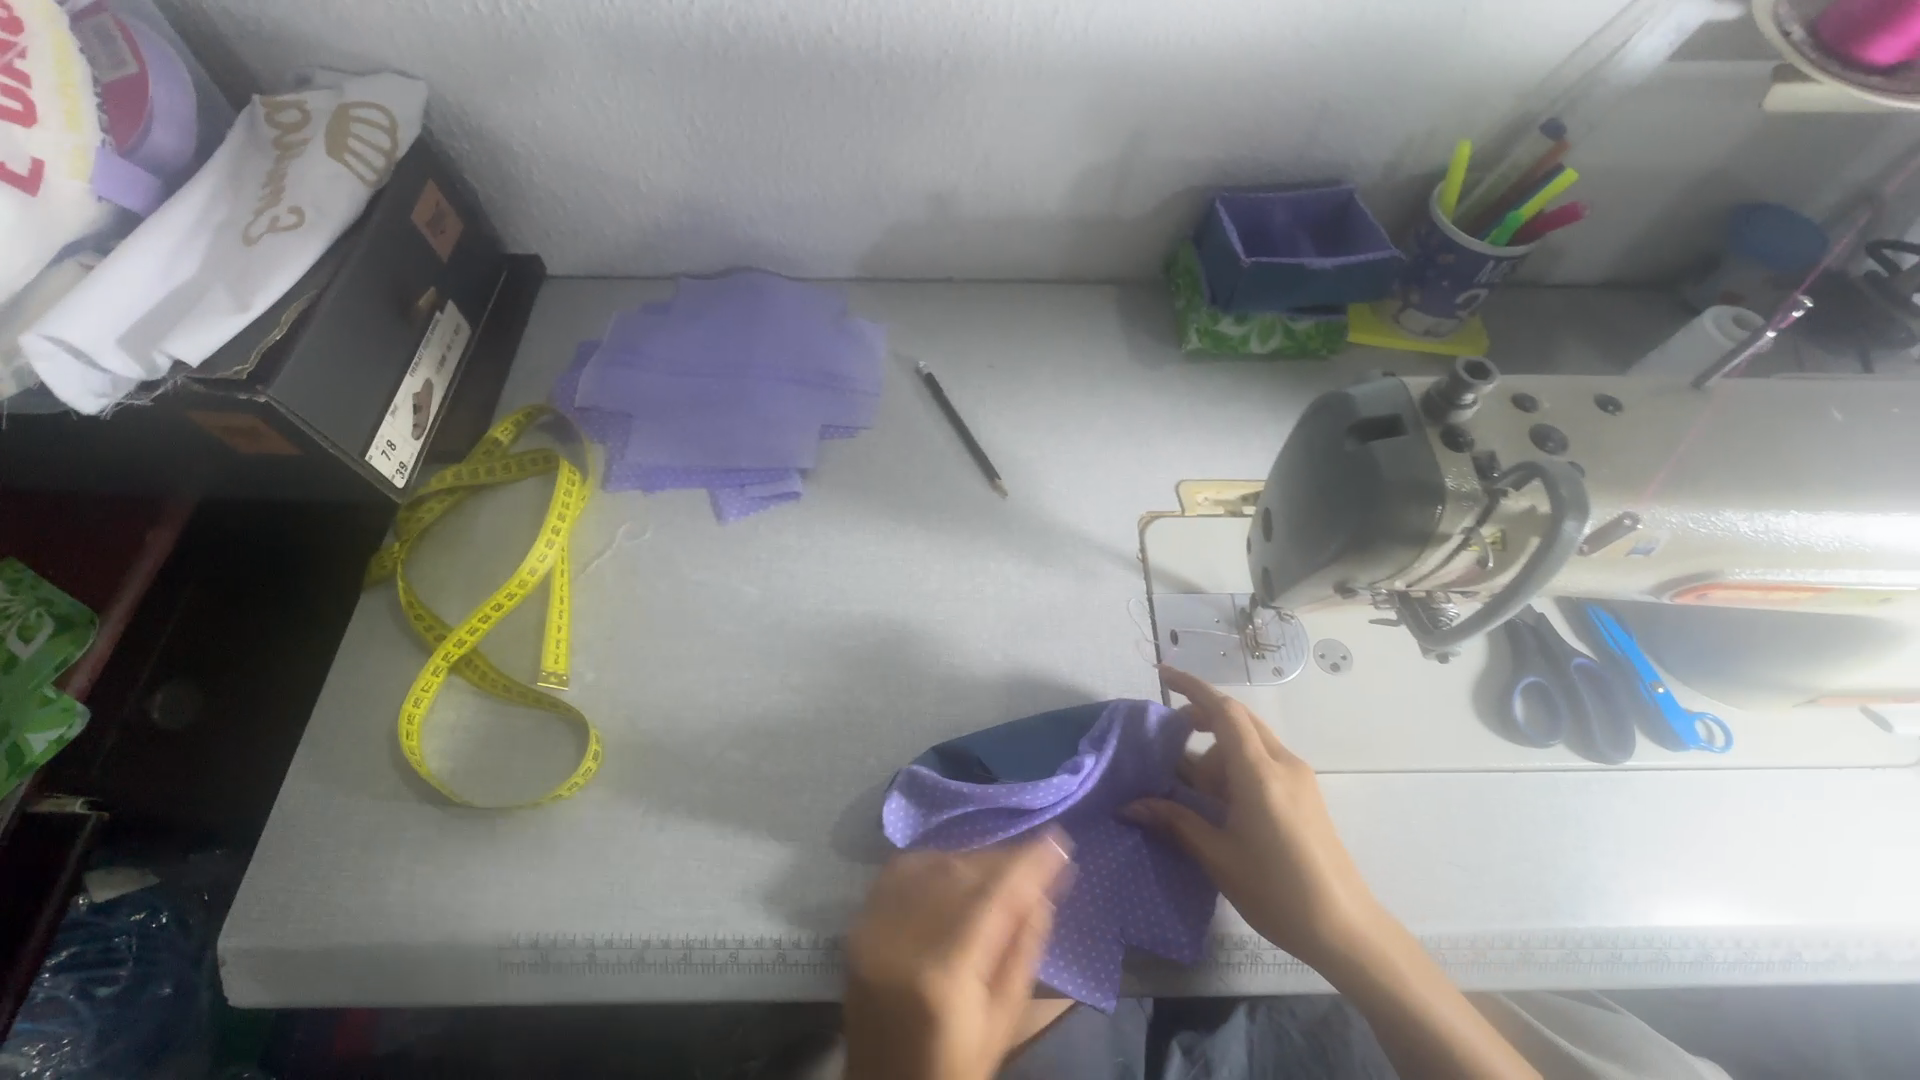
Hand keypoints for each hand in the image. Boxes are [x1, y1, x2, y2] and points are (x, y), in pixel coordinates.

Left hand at [844, 831, 1073, 1079]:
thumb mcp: (1003, 1019)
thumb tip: (1042, 889)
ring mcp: (872, 929)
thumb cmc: (954, 1068)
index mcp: (943, 974)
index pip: (992, 897)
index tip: (1058, 841)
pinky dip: (933, 862)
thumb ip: (1022, 949)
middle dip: (1003, 859)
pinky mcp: (857, 927)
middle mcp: (901, 940)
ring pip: (931, 865)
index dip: (1027, 864)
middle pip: (961, 873)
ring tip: (1001, 867)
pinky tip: (956, 869)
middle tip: (1036, 858)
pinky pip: (899, 872)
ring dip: (971, 858)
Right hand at [1124, 665, 1384, 971]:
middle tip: (1169, 746)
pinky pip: (1264, 761)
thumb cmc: (1277, 892)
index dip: (1192, 688)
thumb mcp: (1218, 857)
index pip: (1224, 712)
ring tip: (1196, 796)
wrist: (1345, 928)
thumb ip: (1175, 821)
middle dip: (1201, 721)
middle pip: (1238, 720)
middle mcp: (1283, 764)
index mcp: (1259, 773)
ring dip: (1218, 753)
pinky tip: (1222, 805)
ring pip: (1250, 742)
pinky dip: (1236, 767)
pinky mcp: (1306, 794)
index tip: (1163, 674)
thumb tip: (1131, 804)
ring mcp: (1299, 778)